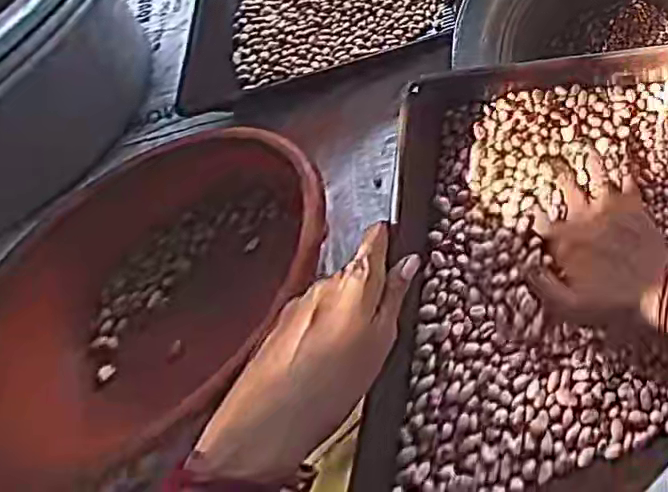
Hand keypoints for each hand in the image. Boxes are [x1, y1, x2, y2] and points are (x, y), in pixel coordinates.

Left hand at [192, 224, 419, 483]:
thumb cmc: (325, 390)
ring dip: (341, 315)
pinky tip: (322, 365)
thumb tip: (408, 264)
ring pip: (332, 297)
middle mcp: (324, 283)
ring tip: (347, 356)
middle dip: (366, 293)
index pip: (376, 236)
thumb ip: (395, 296)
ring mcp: (297, 304)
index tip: (397, 255)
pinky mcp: (277, 326)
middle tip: (376, 327)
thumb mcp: (381, 342)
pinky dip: (319, 333)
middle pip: (355, 272)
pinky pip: (311, 319)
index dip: (389, 240)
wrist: (260, 430)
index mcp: (356, 280)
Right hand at [527, 146, 667, 331]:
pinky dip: (623, 163)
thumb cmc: (614, 302)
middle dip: (555, 171)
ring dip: (589, 158)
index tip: (530, 206)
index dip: (534, 213)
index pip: (541, 222)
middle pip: (565, 186)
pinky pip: (626, 175)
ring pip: (595, 172)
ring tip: (585, 146)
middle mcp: (584, 216)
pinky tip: (622, 152)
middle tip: (549, 160)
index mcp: (566, 241)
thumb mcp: (571, 306)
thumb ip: (544, 286)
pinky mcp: (633, 201)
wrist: (658, 288)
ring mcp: (609, 205)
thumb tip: (526, 266)